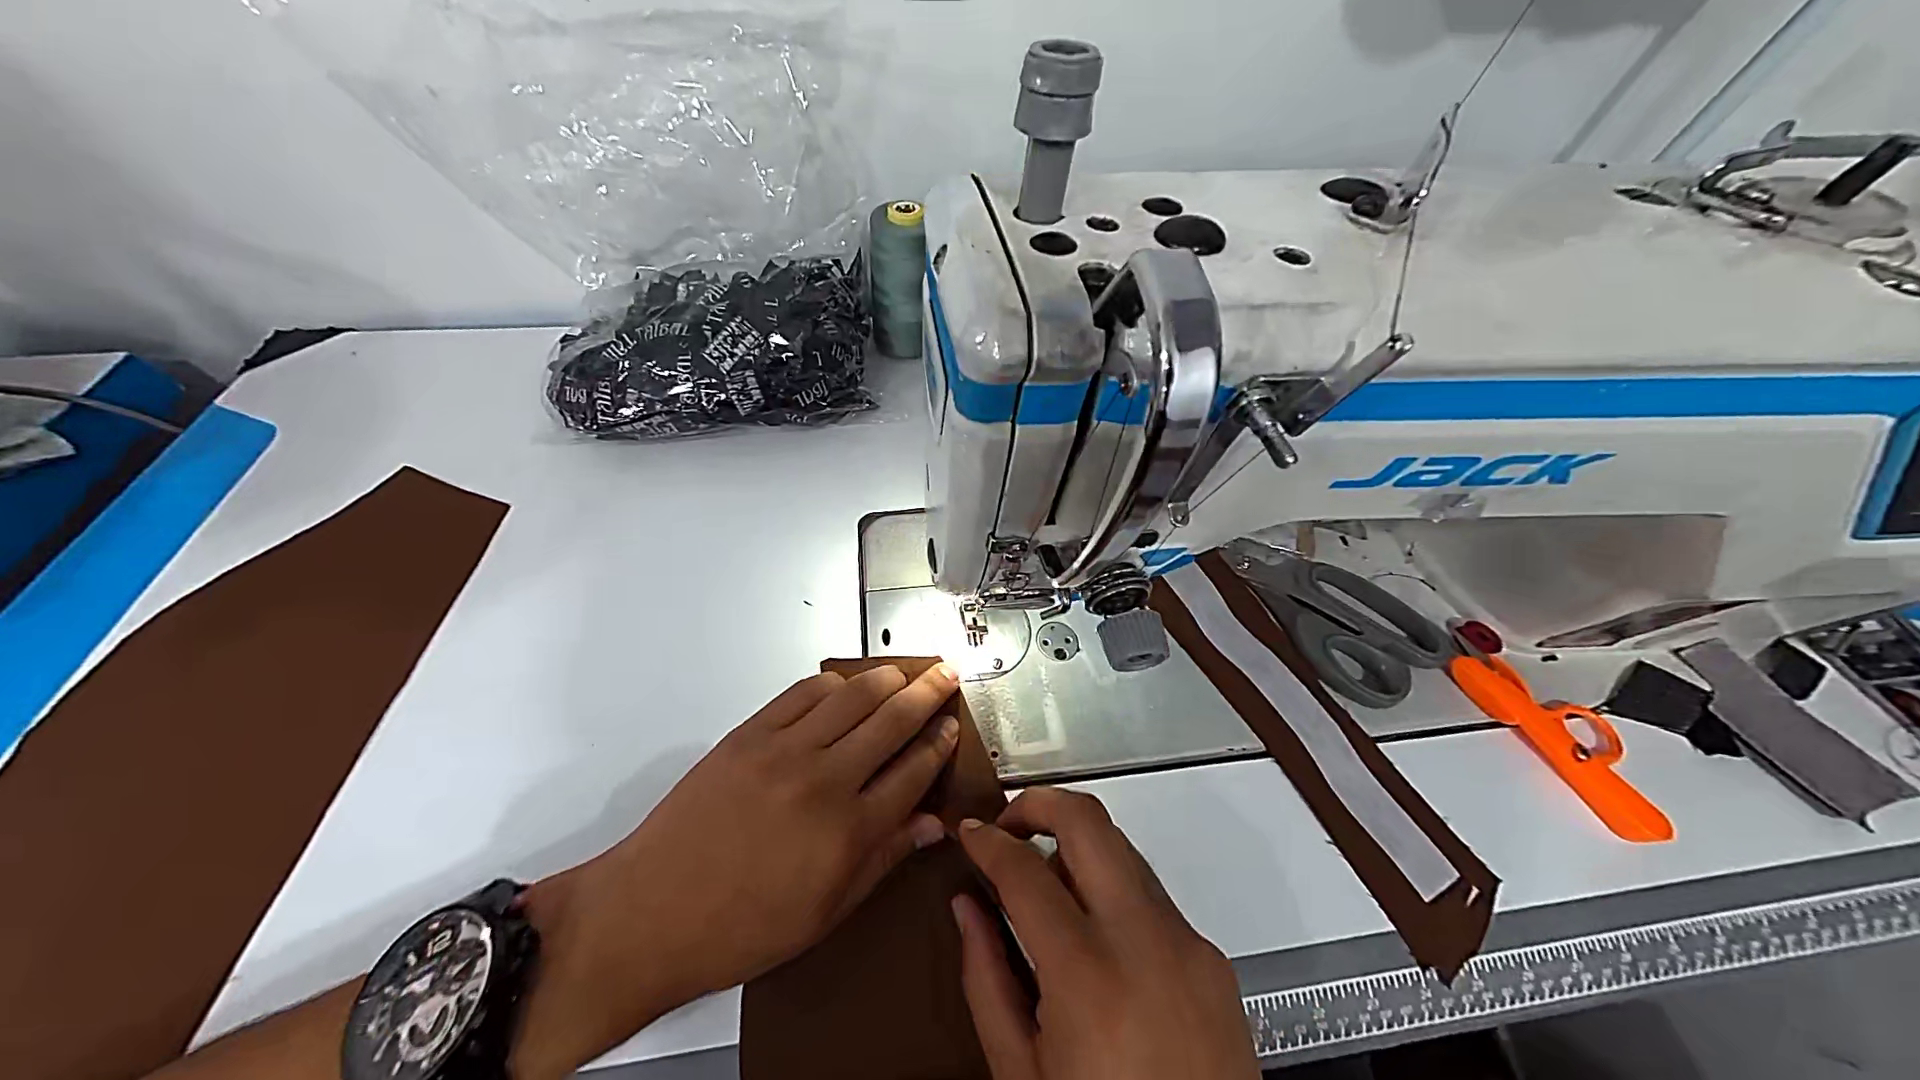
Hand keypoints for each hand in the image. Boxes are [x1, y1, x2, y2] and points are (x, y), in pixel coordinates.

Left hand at [511, 664, 963, 1078]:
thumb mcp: (827, 911)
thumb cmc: (739, 926)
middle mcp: (824, 782)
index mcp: (849, 833)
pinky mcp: (748, 735)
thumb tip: (932, 826)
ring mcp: (784, 752)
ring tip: (907, 672)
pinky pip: (801, 692)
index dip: (940, 744)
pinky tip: (846, 685)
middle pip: (893, 719)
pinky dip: (832, 682)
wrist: (651, 914)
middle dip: (928, 693)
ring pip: (854, 695)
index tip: (951, 729)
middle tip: (946, 675)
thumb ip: (885, 858)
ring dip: (888, 678)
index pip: (914, 771)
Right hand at [952, 789, 1258, 1079]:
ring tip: (1043, 877)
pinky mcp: (1212, 957)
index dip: (988, 840)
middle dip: (1040, 803)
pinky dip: (1112, 886)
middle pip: (1089, 821)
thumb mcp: (1022, 1073)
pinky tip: (1091, 927)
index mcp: (1090, 977)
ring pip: (1123, 847)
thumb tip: (968, 909)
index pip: (1024, 869)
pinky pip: (1152, 894)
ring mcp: (1188, 944)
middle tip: (1008, 822)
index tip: (972, 833)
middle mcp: (1147, 943)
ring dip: (1076, 843)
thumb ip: (985, 977)